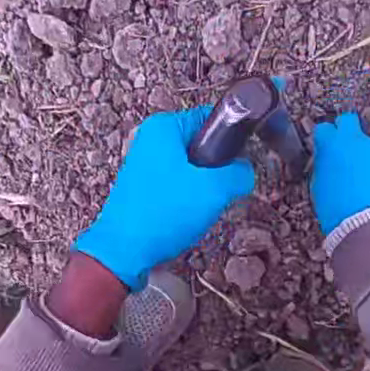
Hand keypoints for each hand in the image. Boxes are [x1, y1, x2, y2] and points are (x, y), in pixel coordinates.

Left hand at [74, 106, 255, 289]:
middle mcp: (150, 140)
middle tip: (220, 190)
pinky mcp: (142, 187)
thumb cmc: (163, 214)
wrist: (124, 252)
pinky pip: (177, 185)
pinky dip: (187, 198)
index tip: (238, 163)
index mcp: (163, 127)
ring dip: (203, 187)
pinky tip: (187, 216)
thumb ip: (239, 174)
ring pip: (191, 168)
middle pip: (201, 144)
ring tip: (202, 206)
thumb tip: (245, 172)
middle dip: (216, 168)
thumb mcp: (215, 189)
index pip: (210, 118)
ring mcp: (143, 164)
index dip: (230, 140)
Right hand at [310, 112, 369, 237]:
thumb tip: (327, 159)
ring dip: (367, 154)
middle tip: (346, 149)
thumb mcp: (319, 186)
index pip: (324, 128)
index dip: (325, 138)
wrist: (367, 223)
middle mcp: (355, 140)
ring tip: (367, 177)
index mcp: (331, 146)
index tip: (326, 147)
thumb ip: (323, 165)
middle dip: (346, 130)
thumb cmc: (336, 210)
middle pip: (349, 121)